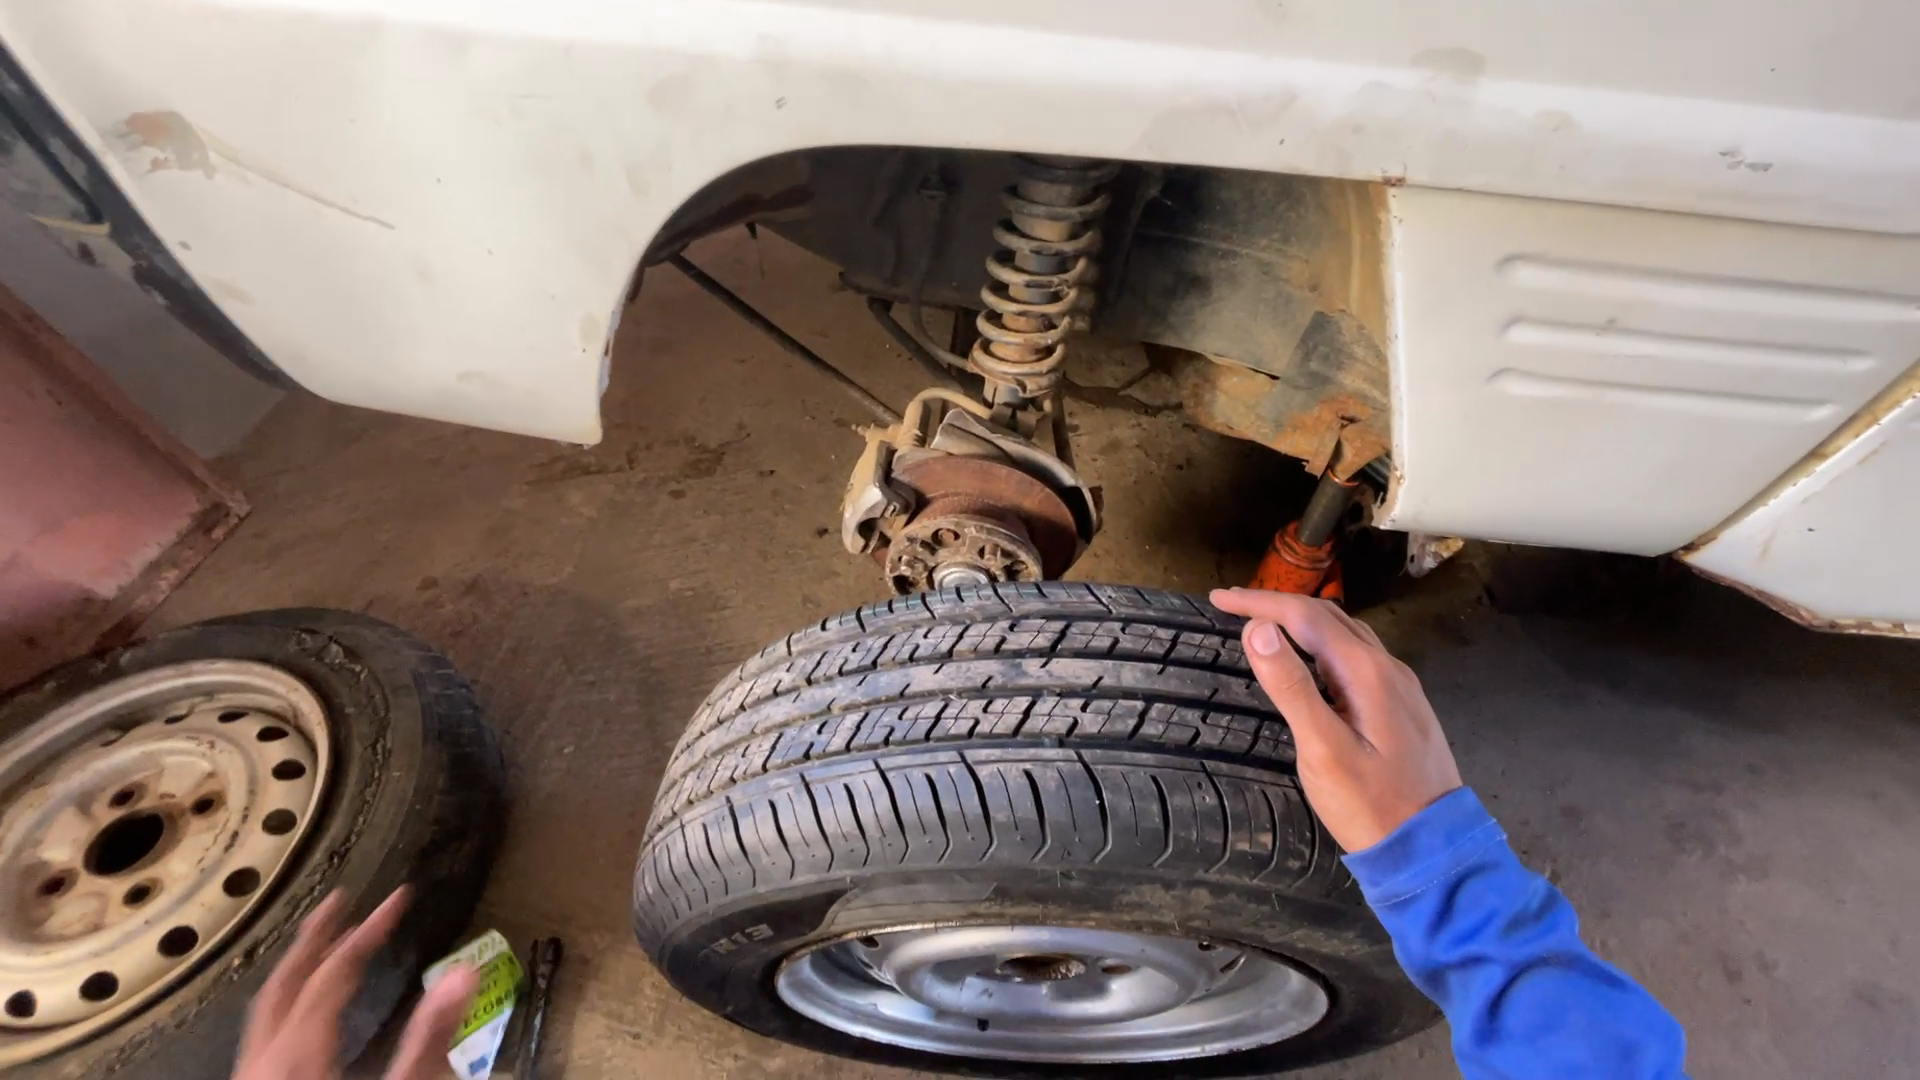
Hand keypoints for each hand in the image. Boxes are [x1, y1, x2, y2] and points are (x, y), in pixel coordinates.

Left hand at [233, 888, 479, 1079]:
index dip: (370, 929)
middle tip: (343, 900)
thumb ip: (429, 1037)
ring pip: (265, 1015)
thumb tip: (465, 970)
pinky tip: (308, 1015)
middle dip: (314, 939)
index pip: (335, 972)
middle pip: (282, 988)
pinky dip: (288, 1007)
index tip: (402, 897)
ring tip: (325, 944)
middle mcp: (263, 1066)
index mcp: (297, 1056)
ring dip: (296, 971)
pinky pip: (264, 1039)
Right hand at [1210, 588, 1462, 852]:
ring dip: (1299, 618)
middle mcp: (1386, 667)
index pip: (1305, 616)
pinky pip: (1355, 652)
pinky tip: (1307, 656)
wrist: (1436, 852)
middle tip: (1231, 606)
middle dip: (1276, 604)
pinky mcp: (1400, 704)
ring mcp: (1398, 684)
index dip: (1259, 602)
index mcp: (1365, 672)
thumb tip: (1257, 629)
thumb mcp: (1322, 749)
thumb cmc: (1370, 804)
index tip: (1218, 598)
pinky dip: (1320, 639)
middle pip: (1326, 616)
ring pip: (1344, 631)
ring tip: (1262, 622)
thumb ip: (1291, 686)